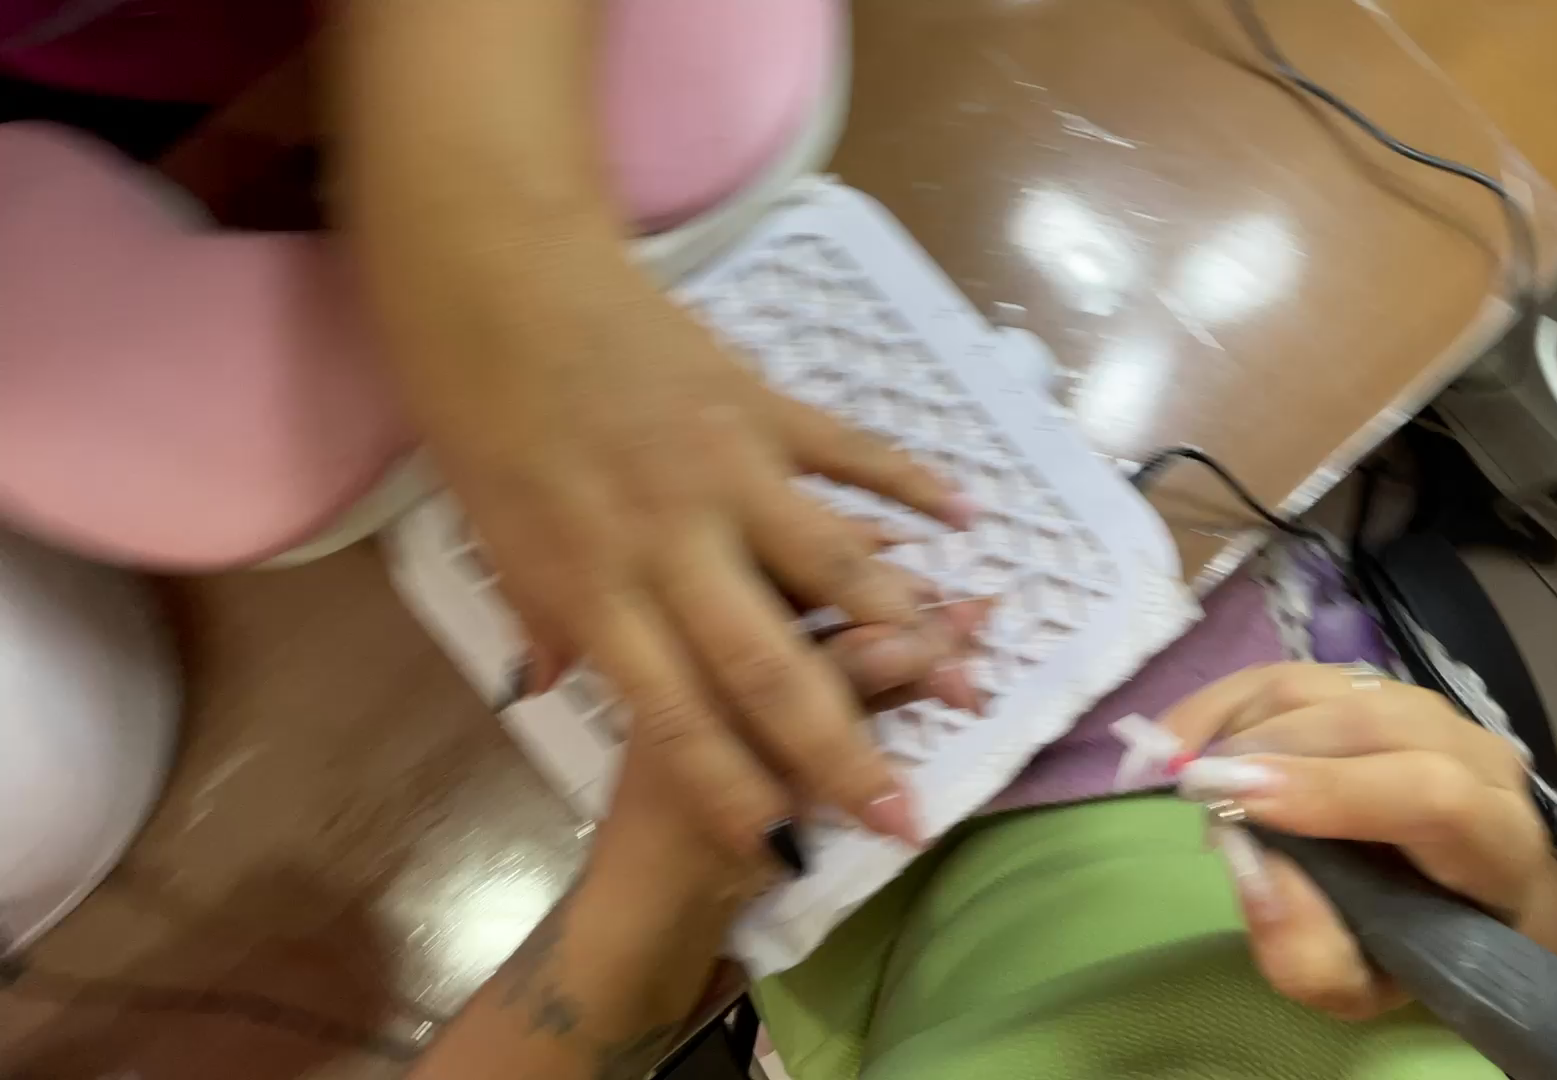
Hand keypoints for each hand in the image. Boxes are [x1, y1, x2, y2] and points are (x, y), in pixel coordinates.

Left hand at [394, 246, 974, 866]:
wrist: (497, 274)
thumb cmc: (481, 414)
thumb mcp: (493, 536)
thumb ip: (541, 621)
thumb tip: (550, 690)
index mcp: (594, 585)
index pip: (677, 715)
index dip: (735, 791)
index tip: (789, 850)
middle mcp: (674, 542)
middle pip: (771, 664)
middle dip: (840, 750)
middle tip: (905, 812)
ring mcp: (731, 468)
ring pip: (833, 563)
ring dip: (901, 624)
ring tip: (962, 672)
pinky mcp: (766, 405)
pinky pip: (852, 452)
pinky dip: (912, 482)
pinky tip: (967, 514)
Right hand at [1160, 664, 1549, 1020]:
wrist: (1441, 883)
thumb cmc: (1406, 939)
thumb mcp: (1362, 985)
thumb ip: (1309, 954)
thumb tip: (1250, 870)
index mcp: (1495, 839)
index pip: (1429, 794)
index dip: (1330, 790)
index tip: (1237, 802)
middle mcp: (1468, 752)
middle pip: (1364, 722)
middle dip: (1265, 747)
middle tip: (1188, 784)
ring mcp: (1414, 703)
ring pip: (1314, 688)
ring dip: (1232, 721)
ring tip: (1177, 764)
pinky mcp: (1361, 683)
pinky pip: (1281, 675)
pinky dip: (1220, 703)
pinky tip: (1180, 735)